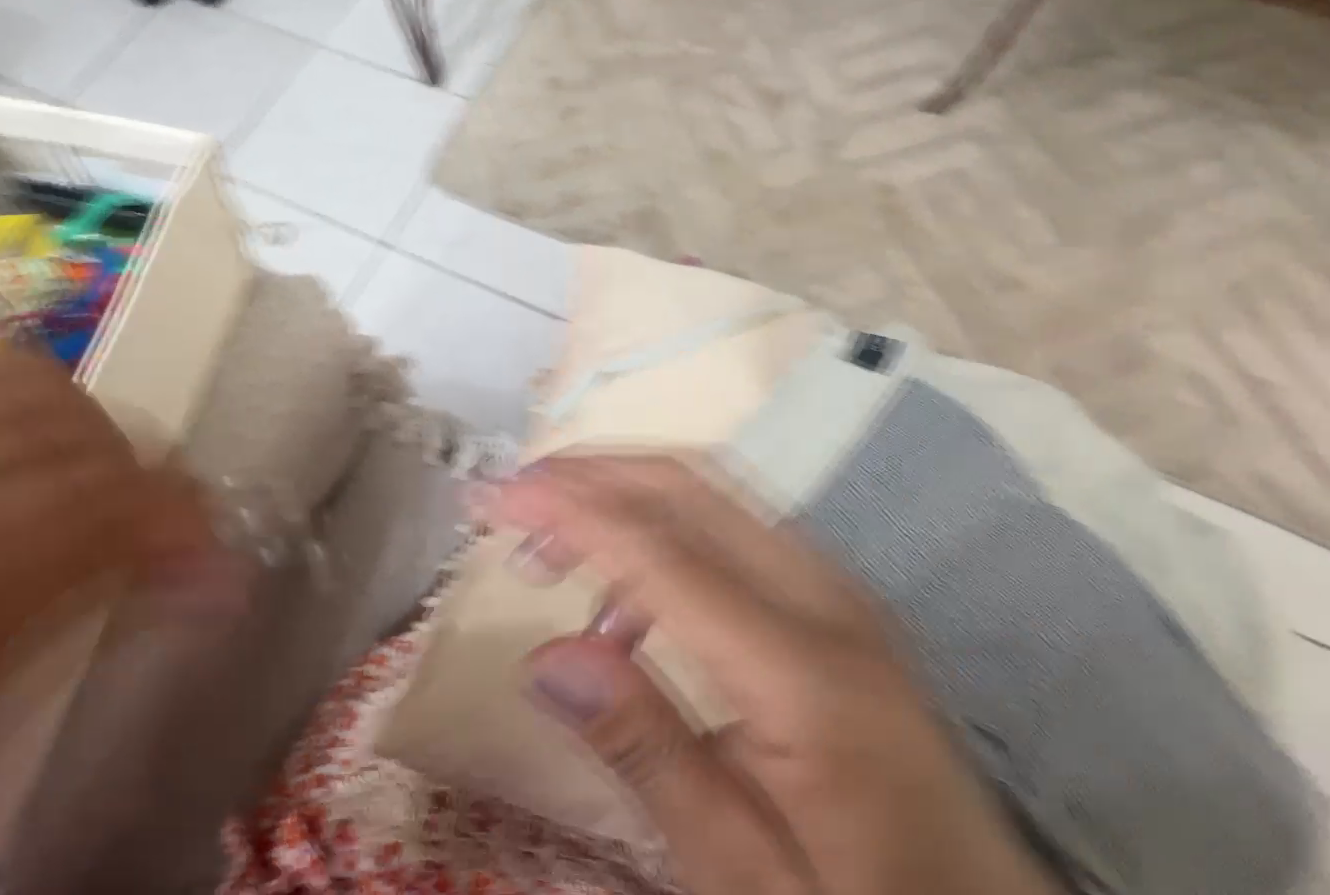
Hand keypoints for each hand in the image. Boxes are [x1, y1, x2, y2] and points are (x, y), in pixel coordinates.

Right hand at [478, 457, 1060, 894]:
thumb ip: (648, 753)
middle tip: (506, 499)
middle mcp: (830, 605)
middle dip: (586, 473)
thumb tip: (545, 654)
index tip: (488, 496)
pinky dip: (660, 525)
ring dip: (620, 492)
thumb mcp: (741, 868)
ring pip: (713, 493)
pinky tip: (624, 595)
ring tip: (547, 546)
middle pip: (690, 487)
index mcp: (803, 674)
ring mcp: (842, 595)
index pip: (660, 551)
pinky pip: (735, 529)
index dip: (565, 510)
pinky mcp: (839, 604)